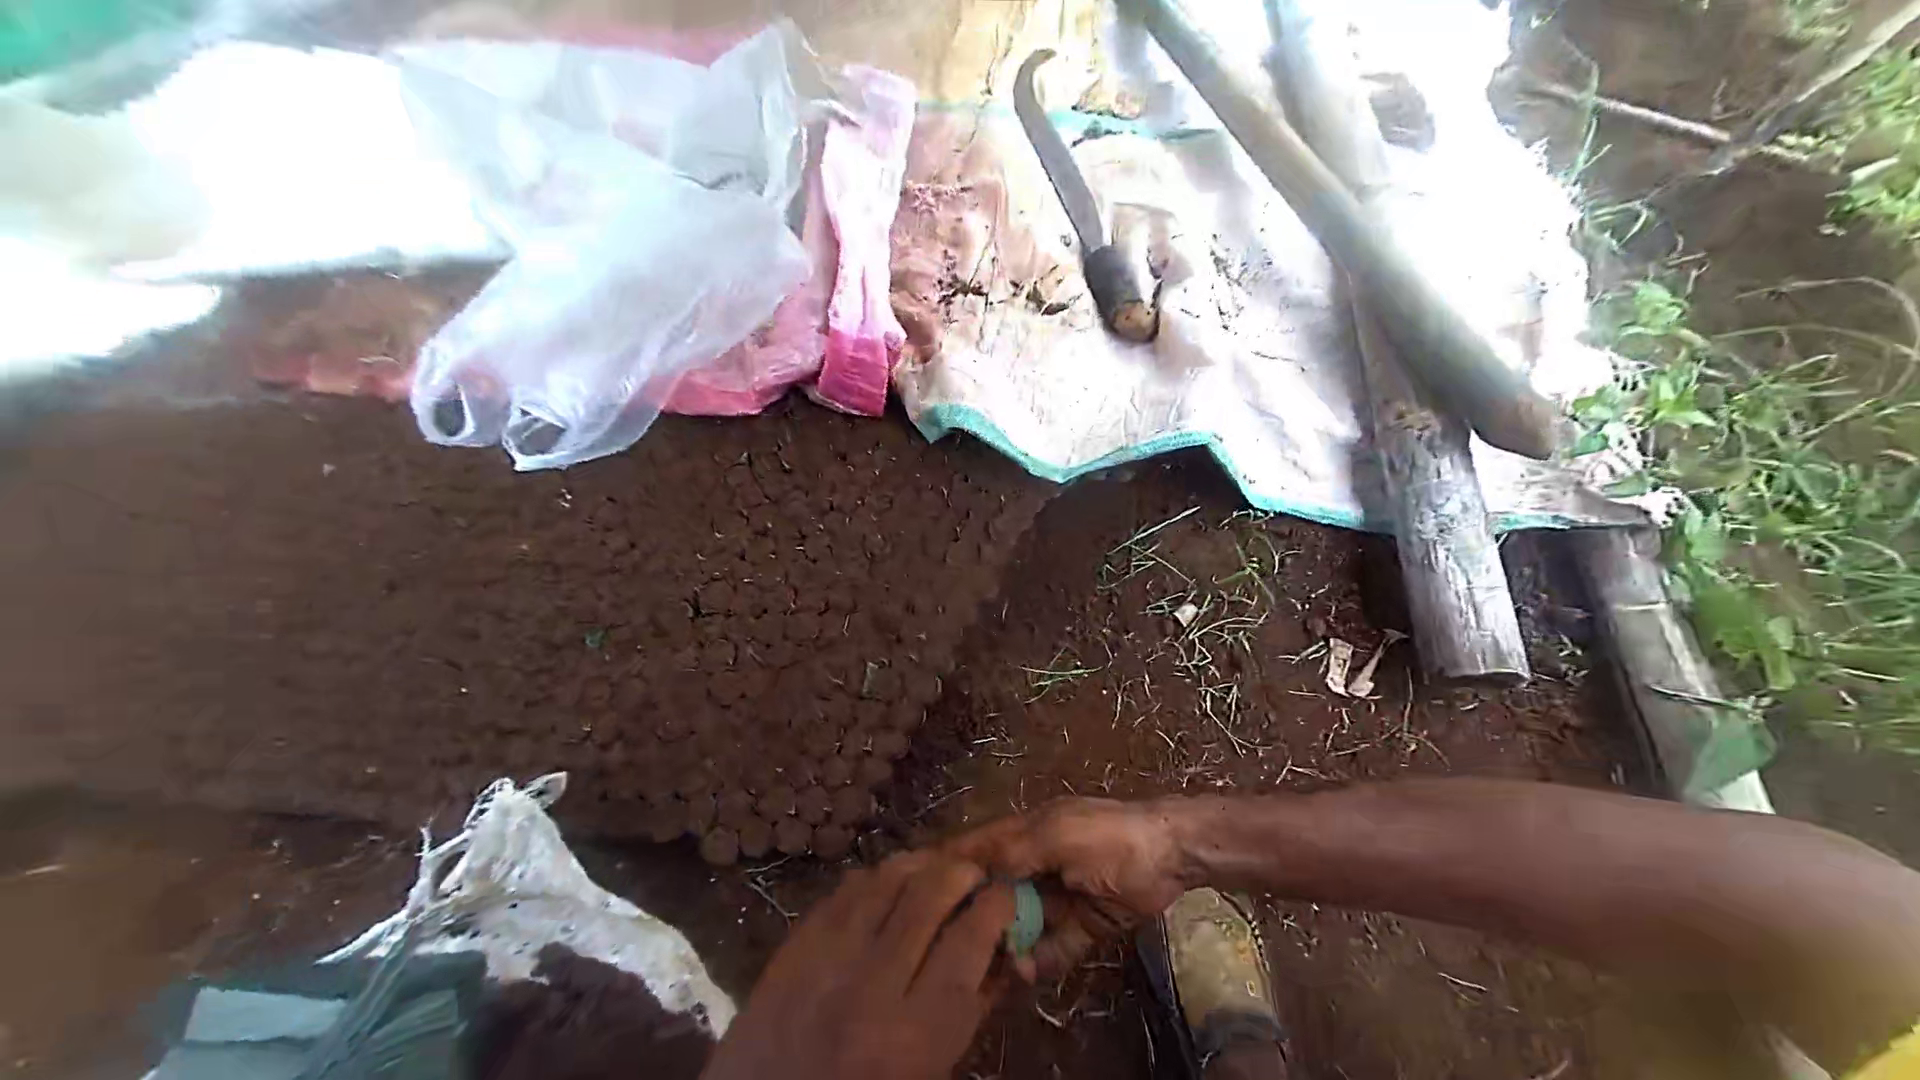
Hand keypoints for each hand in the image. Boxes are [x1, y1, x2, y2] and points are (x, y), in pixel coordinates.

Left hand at [701, 852, 1014, 1079]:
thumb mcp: (931, 1072)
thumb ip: (971, 1008)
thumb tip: (1012, 951)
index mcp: (912, 1036)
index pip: (968, 943)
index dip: (996, 907)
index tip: (1006, 896)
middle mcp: (871, 985)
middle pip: (930, 896)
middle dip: (963, 872)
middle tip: (975, 875)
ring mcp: (828, 956)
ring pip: (888, 878)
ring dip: (923, 864)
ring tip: (938, 869)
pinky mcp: (798, 941)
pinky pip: (850, 886)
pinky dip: (880, 876)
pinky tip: (892, 884)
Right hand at [944, 798, 1197, 976]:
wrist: (1170, 853)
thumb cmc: (1106, 834)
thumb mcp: (1055, 835)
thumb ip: (1015, 851)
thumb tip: (975, 871)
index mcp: (1024, 833)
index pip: (977, 849)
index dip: (948, 866)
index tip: (915, 890)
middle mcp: (1035, 864)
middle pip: (995, 892)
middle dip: (974, 916)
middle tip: (948, 945)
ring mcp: (1059, 896)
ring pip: (1021, 924)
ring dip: (1005, 943)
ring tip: (989, 967)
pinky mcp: (1083, 924)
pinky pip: (1053, 947)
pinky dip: (1039, 961)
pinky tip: (1024, 974)